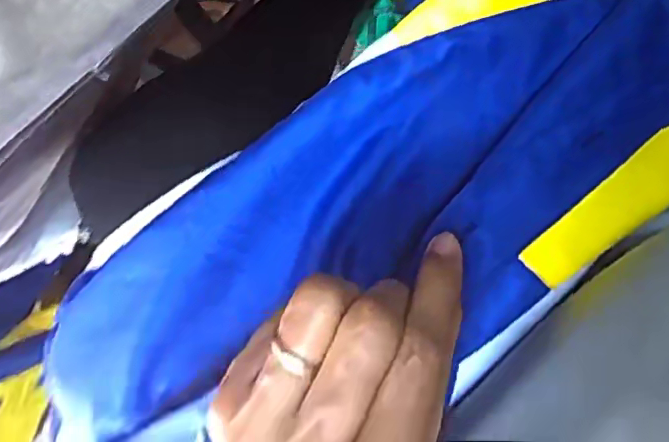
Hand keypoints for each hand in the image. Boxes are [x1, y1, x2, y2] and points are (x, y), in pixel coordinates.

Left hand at [207, 234, 463, 441]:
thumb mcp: (412, 436)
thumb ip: (426, 375)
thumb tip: (439, 289)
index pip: (419, 354)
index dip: (438, 289)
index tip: (444, 247)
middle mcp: (317, 439)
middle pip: (370, 325)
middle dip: (392, 297)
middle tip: (393, 309)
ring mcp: (260, 424)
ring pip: (315, 305)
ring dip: (344, 297)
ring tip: (346, 321)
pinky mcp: (224, 405)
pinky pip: (273, 319)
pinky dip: (299, 316)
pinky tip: (308, 342)